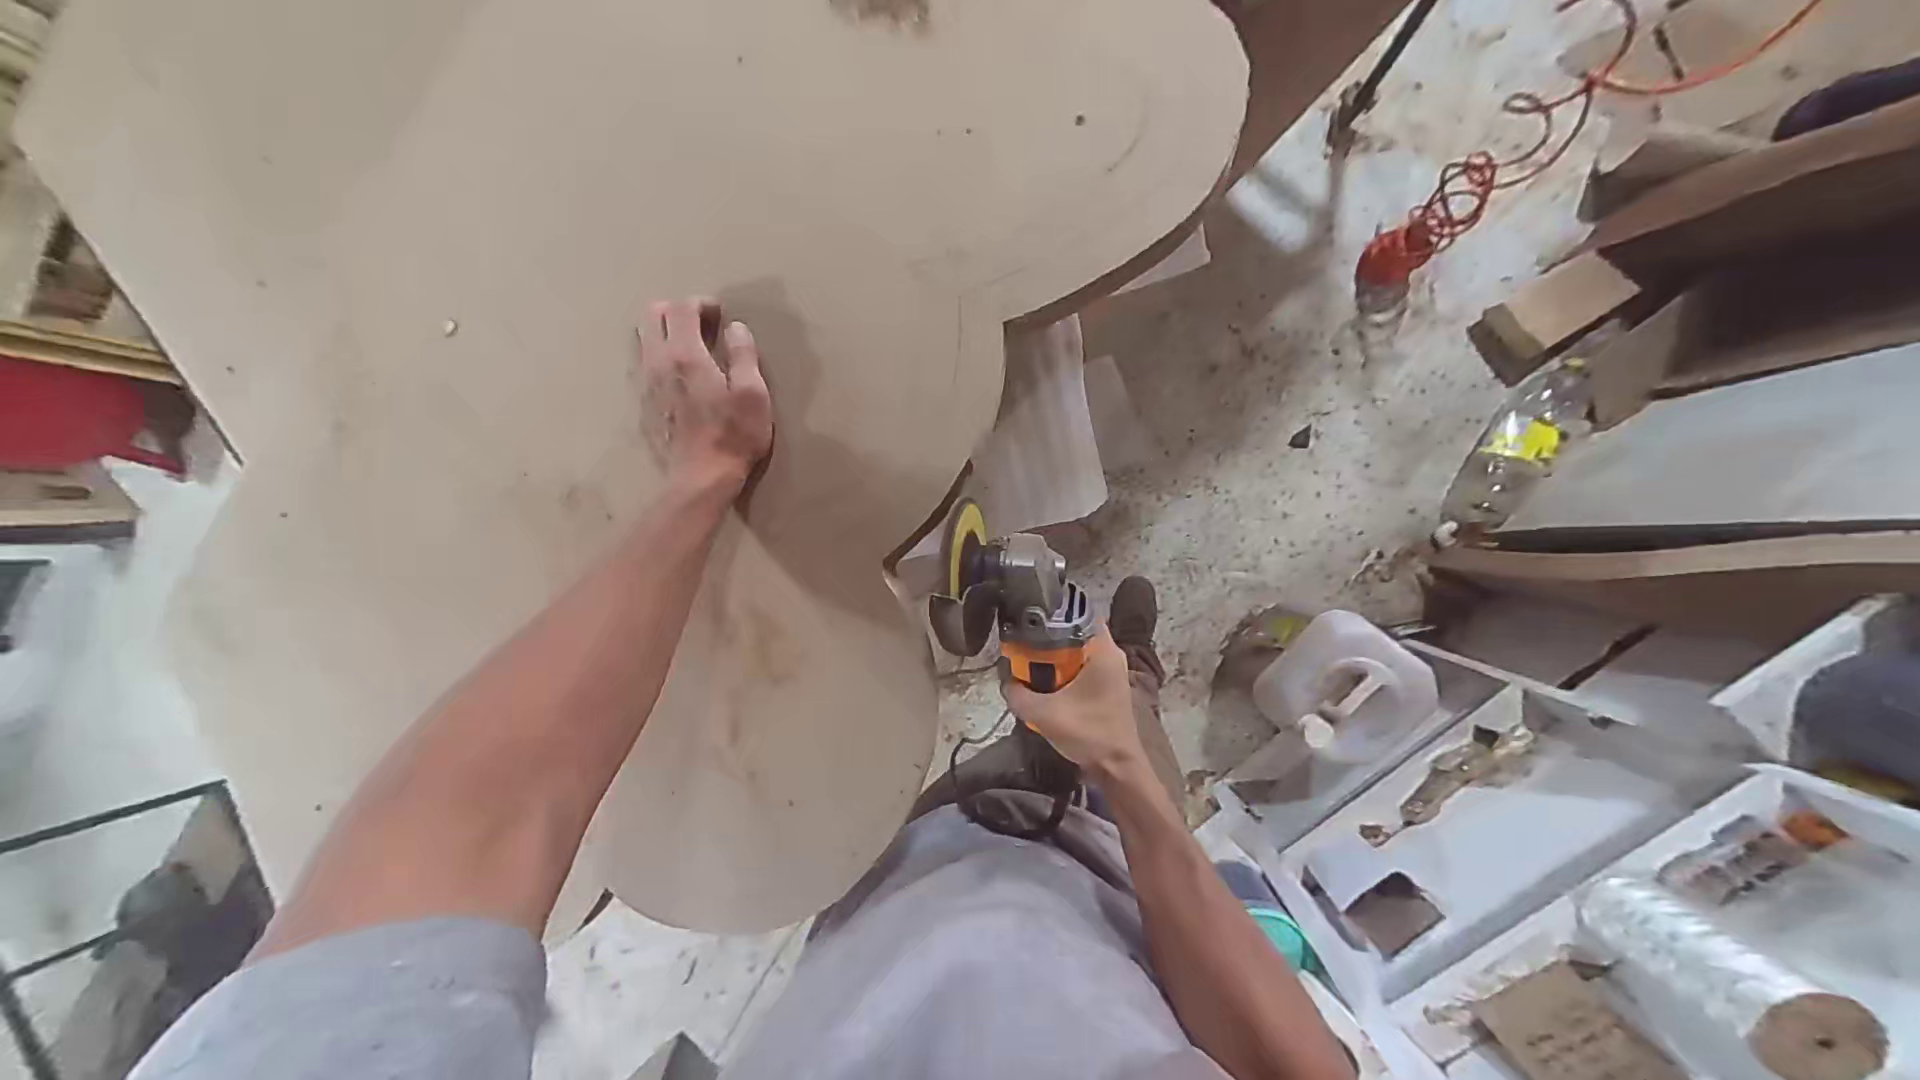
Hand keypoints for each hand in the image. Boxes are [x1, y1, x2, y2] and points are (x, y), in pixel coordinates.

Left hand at [639, 298, 773, 496]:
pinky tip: (683, 377)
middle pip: (652, 315)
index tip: (720, 313)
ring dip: (666, 333)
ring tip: (693, 348)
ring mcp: (645, 385)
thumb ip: (744, 356)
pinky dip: (661, 358)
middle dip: (677, 311)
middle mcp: (658, 363)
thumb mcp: (753, 394)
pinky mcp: (644, 405)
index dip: (701, 303)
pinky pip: (645, 366)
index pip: (681, 309)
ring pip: (644, 339)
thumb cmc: (733, 437)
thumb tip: (736, 329)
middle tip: (704, 325)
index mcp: (686, 356)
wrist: (701, 479)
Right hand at [1003, 627, 1145, 783]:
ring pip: (1076, 650)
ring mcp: (1110, 671)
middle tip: (1023, 644)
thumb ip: (1018, 695)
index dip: (1054, 611)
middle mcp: (1110, 655)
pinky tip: (1043, 682)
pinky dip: (1062, 670)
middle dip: (1048, 637)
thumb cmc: (1089, 734)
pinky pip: (1079, 666)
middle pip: (1074, 631)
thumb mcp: (1045, 714)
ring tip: (1028, 663)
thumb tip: (1005, 683)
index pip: (1080, 612)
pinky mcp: (1105, 686)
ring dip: (1053, 657)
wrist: (1117, 769)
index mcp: (1103, 651)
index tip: (1030, 617)